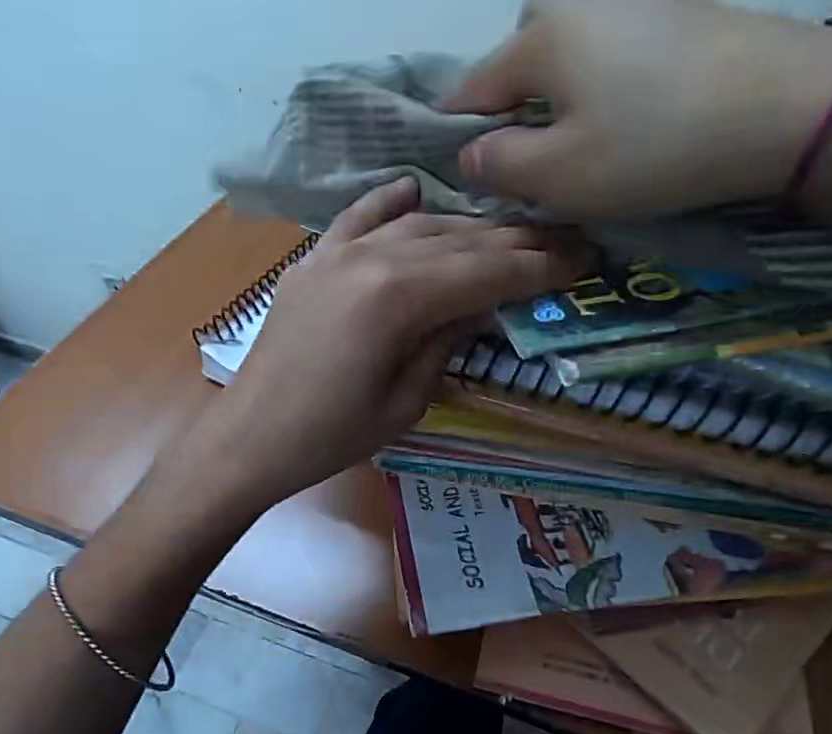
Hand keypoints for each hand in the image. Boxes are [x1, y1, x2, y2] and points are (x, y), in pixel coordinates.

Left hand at [169, 177, 584, 517]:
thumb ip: (445, 345)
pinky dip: (390, 206)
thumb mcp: (403, 404)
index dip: (538, 268)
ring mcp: (334, 255)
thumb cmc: (328, 438)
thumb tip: (478, 308)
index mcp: (397, 299)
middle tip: (562, 241)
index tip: (582, 262)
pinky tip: (414, 195)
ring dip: (464, 227)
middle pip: (457, 240)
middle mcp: (369, 259)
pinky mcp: (310, 264)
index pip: (486, 271)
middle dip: (514, 241)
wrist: (249, 440)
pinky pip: (358, 219)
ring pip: (415, 226)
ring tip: (505, 232)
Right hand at [444, 0, 831, 218]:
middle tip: (529, 163)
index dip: (456, 138)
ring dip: (557, 99)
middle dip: (511, 110)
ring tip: (578, 144)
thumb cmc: (650, 147)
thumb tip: (471, 154)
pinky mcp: (673, 11)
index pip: (470, 91)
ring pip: (565, 55)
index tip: (459, 178)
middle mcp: (577, 1)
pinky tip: (624, 118)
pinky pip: (608, 51)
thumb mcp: (556, 176)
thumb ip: (497, 166)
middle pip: (518, 61)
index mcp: (539, 37)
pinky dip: (600, 87)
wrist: (785, 106)